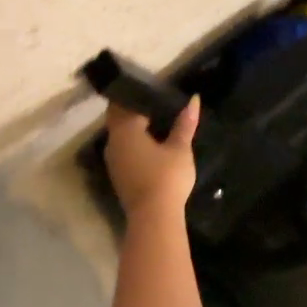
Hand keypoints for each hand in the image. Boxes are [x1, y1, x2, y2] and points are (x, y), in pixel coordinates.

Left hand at [104, 97, 199, 216]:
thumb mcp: (180, 149)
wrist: (153, 217)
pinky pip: (123, 151)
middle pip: (118, 119)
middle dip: (132, 111)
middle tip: (153, 105)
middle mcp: (113, 142)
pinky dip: (133, 145)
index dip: (137, 95)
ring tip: (153, 123)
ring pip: (119, 136)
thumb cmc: (166, 177)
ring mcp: (113, 161)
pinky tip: (149, 147)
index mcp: (125, 130)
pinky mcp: (118, 176)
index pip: (124, 102)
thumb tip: (194, 100)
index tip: (151, 89)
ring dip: (132, 129)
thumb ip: (185, 124)